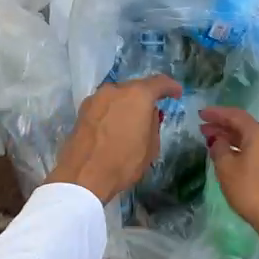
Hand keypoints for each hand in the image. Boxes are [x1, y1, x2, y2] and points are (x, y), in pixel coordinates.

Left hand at [45, 75, 183, 202]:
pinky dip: (112, 112)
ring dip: (126, 105)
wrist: (83, 176)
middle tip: (152, 113)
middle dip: (145, 98)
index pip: (159, 83)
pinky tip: (114, 127)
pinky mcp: (81, 111)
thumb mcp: (151, 147)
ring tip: (131, 122)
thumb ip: (153, 123)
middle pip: (135, 88)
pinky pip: (104, 106)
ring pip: (117, 96)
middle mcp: (114, 90)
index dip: (171, 87)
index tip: (177, 94)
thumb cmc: (123, 162)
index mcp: (137, 95)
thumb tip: (148, 113)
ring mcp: (95, 98)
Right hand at [199, 107, 258, 255]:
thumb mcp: (227, 169)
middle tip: (203, 129)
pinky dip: (244, 152)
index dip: (217, 113)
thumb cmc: (250, 191)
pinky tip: (234, 161)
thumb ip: (219, 150)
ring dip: (233, 141)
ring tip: (215, 145)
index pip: (236, 116)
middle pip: (246, 128)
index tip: (201, 114)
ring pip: (253, 142)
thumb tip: (218, 141)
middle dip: (223, 127)